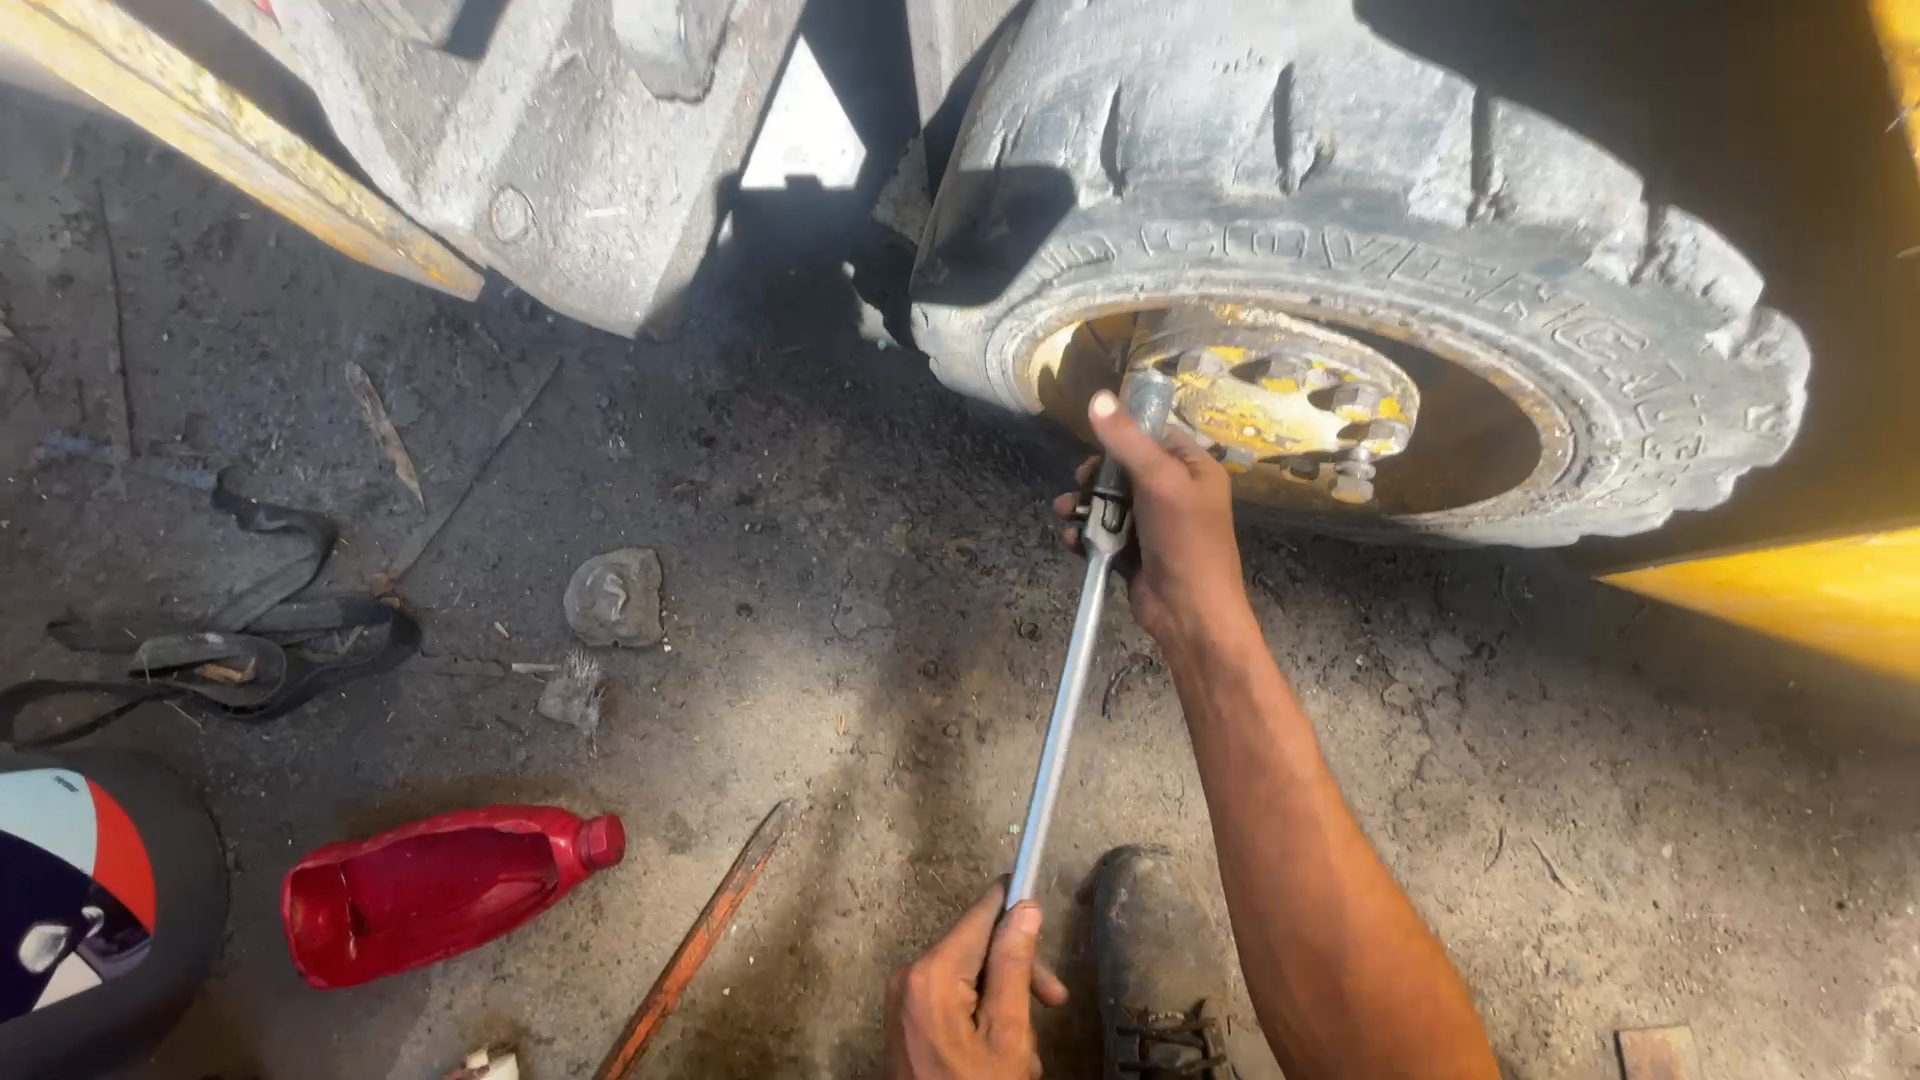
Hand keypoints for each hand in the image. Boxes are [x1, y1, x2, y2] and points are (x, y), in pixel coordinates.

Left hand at [886, 881, 1069, 1078]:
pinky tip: (1003, 1051)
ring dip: (1005, 1002)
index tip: (1042, 897)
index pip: (981, 913)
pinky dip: (982, 1015)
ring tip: (1026, 1050)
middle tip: (1056, 1001)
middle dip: (1017, 971)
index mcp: (931, 973)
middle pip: (976, 945)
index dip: (1014, 903)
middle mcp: (909, 974)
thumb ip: (1015, 967)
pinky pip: (952, 996)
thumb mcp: (1006, 1037)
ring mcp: (903, 998)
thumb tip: (1026, 906)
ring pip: (969, 974)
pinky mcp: (906, 1018)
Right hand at [1053, 390, 1254, 657]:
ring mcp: (1152, 525)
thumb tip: (1097, 397)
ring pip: (1107, 503)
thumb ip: (1126, 440)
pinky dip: (1084, 534)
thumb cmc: (1184, 540)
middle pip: (1123, 470)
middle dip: (1095, 477)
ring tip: (1064, 512)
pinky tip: (1070, 540)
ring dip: (1082, 506)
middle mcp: (1174, 493)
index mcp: (1193, 470)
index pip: (1155, 436)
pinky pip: (1102, 533)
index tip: (1096, 441)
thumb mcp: (1158, 480)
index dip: (1124, 435)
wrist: (1189, 613)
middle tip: (1081, 483)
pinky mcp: (1133, 553)